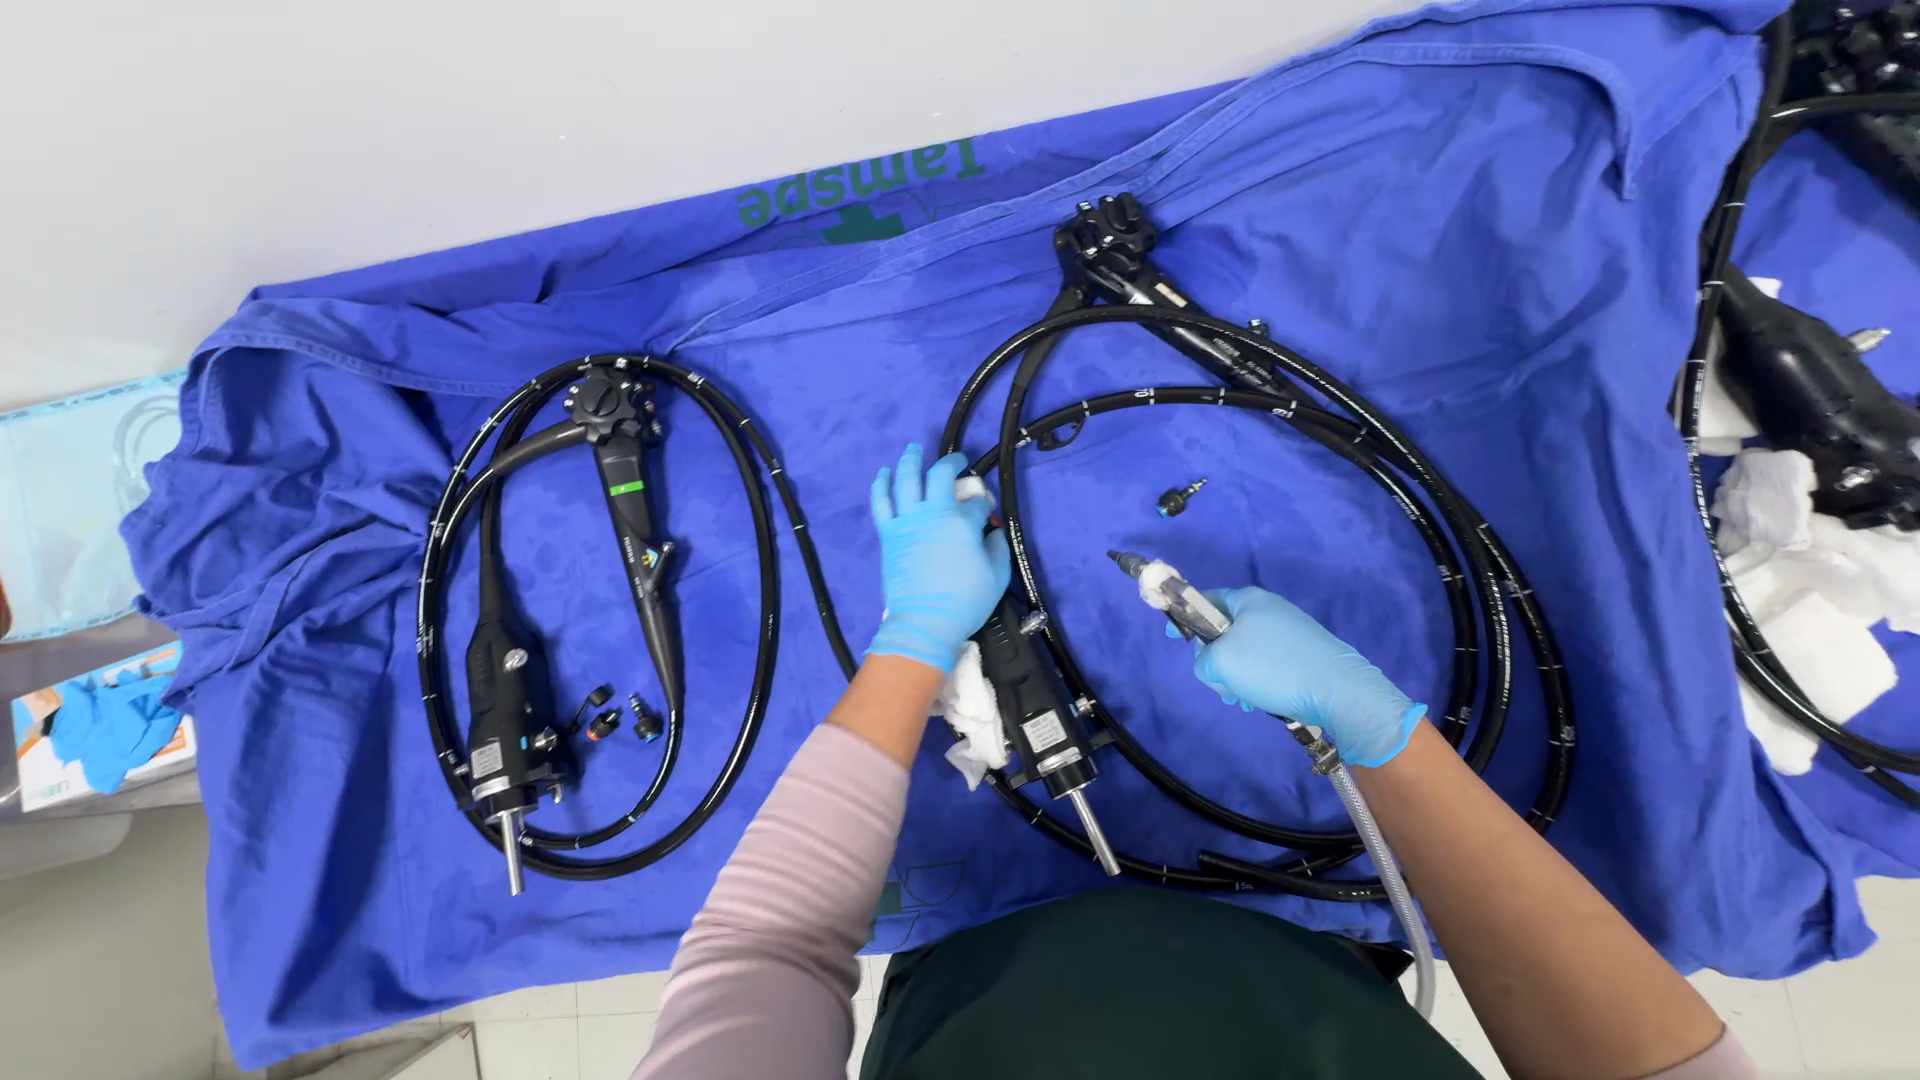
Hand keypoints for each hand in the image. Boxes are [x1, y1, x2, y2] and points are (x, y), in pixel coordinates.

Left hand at [866, 444, 1010, 673]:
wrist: (924, 623)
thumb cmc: (964, 602)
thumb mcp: (997, 576)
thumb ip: (998, 548)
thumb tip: (993, 533)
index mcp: (963, 522)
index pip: (976, 501)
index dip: (983, 502)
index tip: (985, 509)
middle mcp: (934, 513)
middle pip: (940, 475)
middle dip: (952, 463)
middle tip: (957, 461)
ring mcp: (907, 521)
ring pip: (906, 479)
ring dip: (911, 460)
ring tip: (914, 449)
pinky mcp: (889, 533)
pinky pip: (882, 501)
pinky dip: (882, 484)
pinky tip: (884, 473)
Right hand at [1175, 586, 1424, 767]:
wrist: (1339, 691)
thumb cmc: (1273, 667)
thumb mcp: (1220, 662)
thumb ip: (1201, 660)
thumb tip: (1212, 665)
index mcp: (1247, 600)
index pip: (1204, 600)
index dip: (1185, 618)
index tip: (1175, 640)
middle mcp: (1269, 608)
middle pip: (1224, 631)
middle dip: (1216, 660)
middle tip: (1222, 684)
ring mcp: (1289, 630)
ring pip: (1245, 652)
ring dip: (1237, 676)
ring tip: (1246, 697)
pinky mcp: (1304, 652)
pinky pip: (1267, 663)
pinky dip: (1259, 680)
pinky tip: (1264, 699)